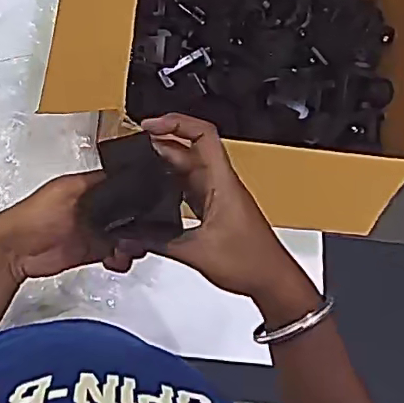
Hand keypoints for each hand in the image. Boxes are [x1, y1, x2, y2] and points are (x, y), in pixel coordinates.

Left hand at [0, 172, 145, 280]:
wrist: (16, 251)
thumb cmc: (35, 217)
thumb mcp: (69, 193)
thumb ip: (98, 190)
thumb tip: (125, 183)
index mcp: (86, 188)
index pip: (119, 184)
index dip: (136, 190)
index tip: (152, 198)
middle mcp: (93, 208)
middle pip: (127, 213)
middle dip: (139, 222)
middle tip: (144, 231)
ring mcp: (92, 230)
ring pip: (125, 235)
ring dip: (131, 243)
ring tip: (129, 249)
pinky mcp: (90, 251)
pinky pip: (114, 254)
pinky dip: (120, 258)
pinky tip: (118, 260)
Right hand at [139, 114, 312, 300]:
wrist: (272, 280)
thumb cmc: (252, 262)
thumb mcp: (196, 252)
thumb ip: (158, 241)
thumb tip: (131, 234)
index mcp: (222, 182)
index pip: (203, 134)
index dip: (175, 122)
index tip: (151, 125)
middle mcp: (221, 183)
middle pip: (188, 149)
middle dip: (160, 144)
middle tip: (133, 150)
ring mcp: (218, 195)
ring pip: (188, 168)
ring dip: (163, 164)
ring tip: (137, 168)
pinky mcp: (215, 209)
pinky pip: (190, 187)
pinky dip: (170, 185)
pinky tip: (154, 194)